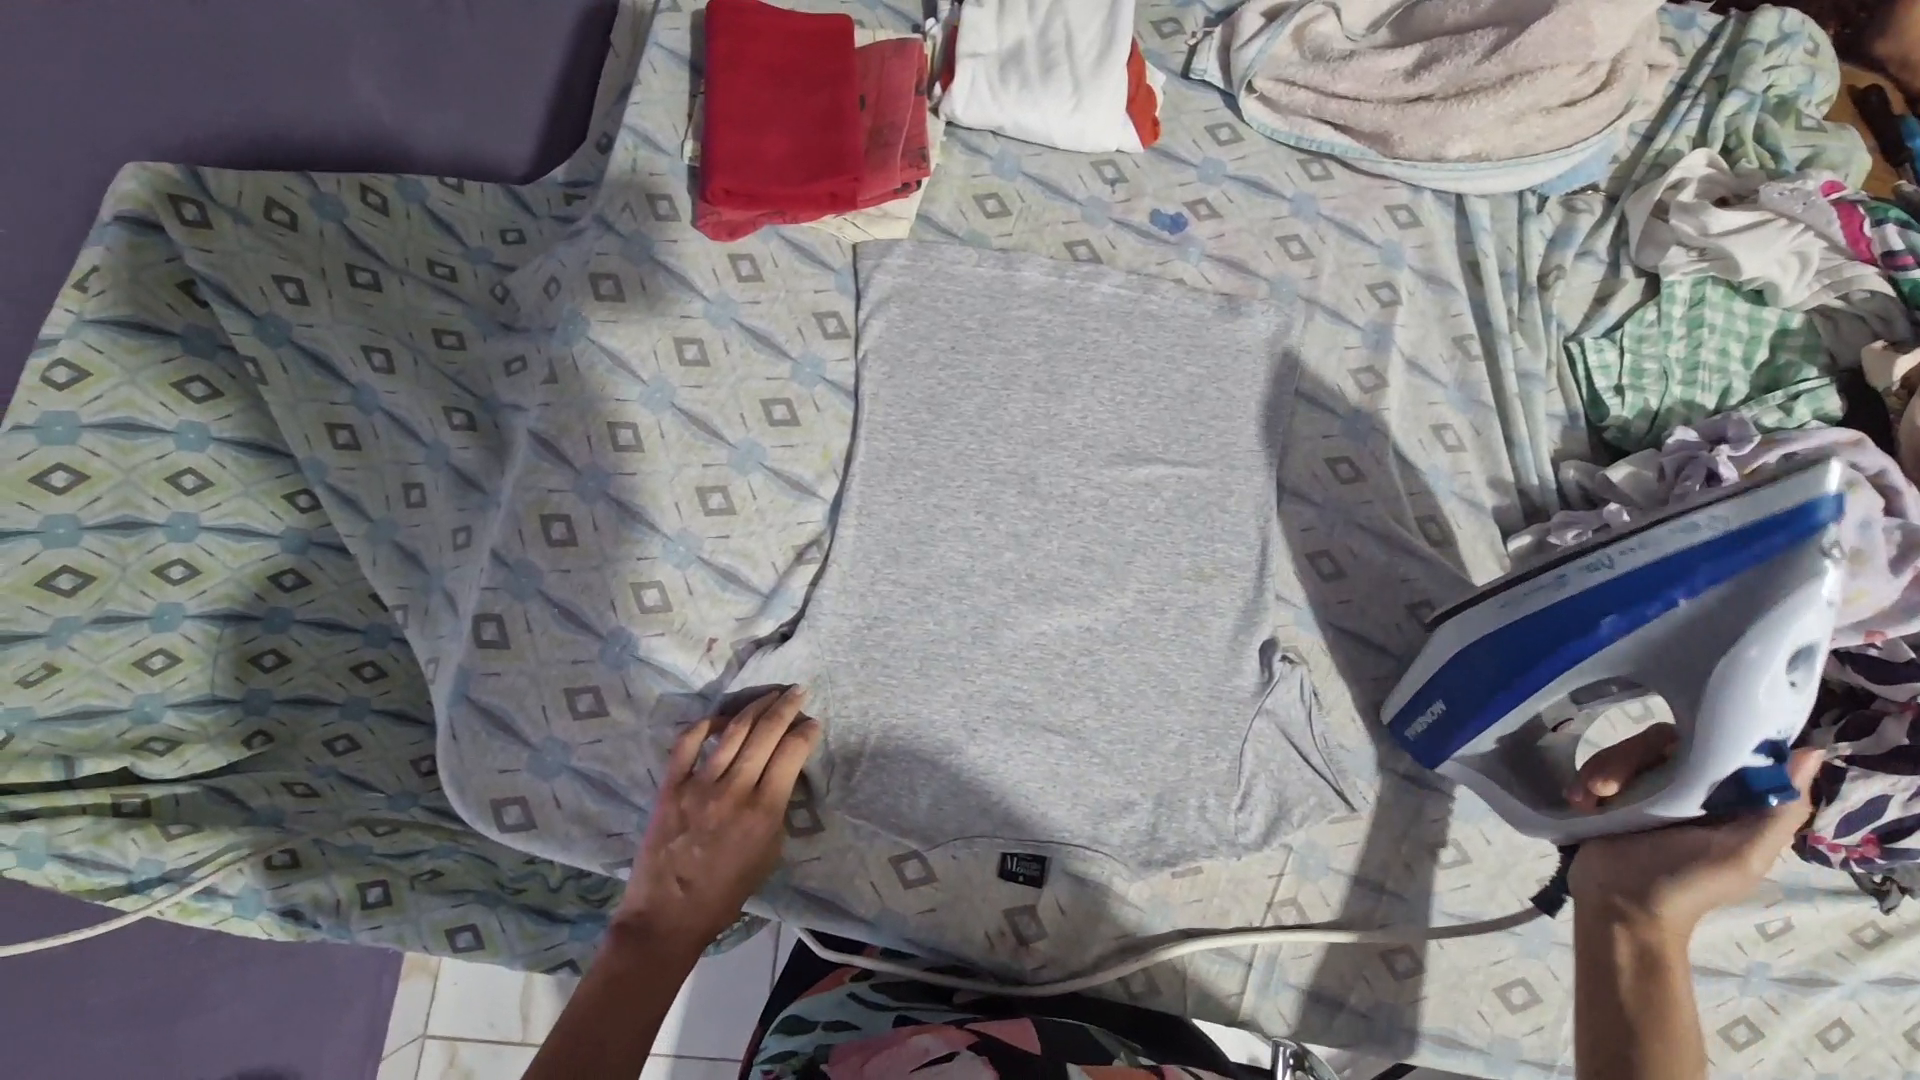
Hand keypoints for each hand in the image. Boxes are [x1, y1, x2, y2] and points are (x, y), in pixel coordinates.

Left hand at [615, 686, 820, 949]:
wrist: (668, 914)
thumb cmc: (726, 893)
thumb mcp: (769, 854)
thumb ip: (776, 811)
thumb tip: (779, 777)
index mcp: (764, 810)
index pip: (791, 753)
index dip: (806, 732)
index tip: (813, 722)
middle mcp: (734, 789)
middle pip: (765, 733)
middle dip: (786, 707)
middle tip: (797, 691)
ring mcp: (699, 784)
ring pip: (732, 731)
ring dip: (755, 707)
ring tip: (770, 695)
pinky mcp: (670, 786)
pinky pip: (688, 743)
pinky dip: (706, 723)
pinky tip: (722, 718)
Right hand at [1567, 723, 1822, 935]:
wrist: (1620, 905)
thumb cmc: (1687, 883)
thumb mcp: (1742, 853)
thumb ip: (1778, 811)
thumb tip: (1811, 752)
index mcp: (1729, 798)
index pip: (1716, 746)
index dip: (1697, 737)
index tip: (1673, 746)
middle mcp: (1688, 787)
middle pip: (1660, 743)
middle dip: (1626, 759)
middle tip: (1607, 787)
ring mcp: (1645, 789)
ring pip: (1623, 752)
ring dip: (1601, 770)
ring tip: (1589, 799)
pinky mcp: (1609, 794)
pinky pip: (1596, 767)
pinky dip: (1583, 781)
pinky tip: (1579, 803)